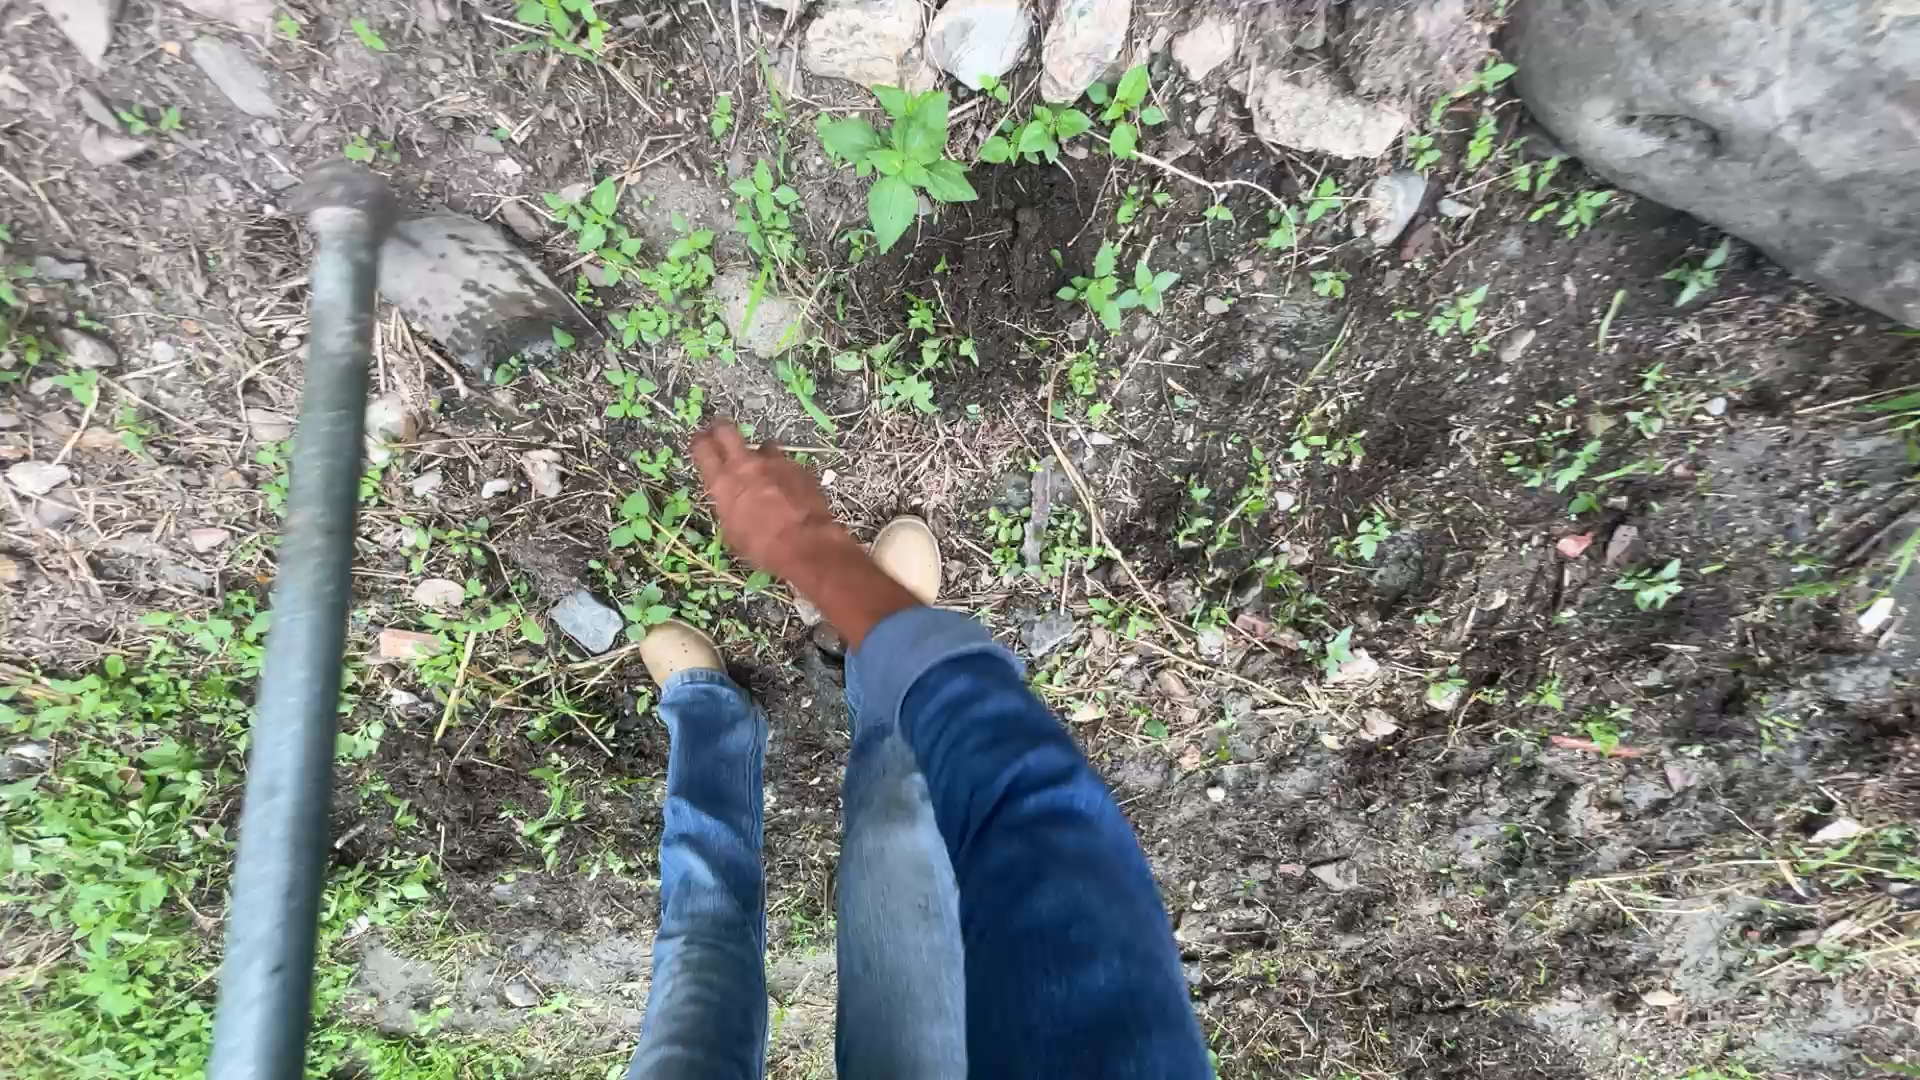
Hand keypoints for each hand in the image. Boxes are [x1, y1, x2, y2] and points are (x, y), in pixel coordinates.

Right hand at [690, 422, 847, 581]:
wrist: (805, 542)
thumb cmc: (762, 546)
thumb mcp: (734, 531)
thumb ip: (730, 506)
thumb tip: (734, 500)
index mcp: (723, 483)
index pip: (703, 449)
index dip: (700, 442)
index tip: (700, 440)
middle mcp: (746, 465)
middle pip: (727, 432)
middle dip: (722, 430)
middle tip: (720, 431)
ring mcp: (775, 463)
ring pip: (763, 446)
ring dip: (762, 456)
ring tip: (766, 470)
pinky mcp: (799, 468)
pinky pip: (787, 464)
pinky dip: (785, 472)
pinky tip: (791, 487)